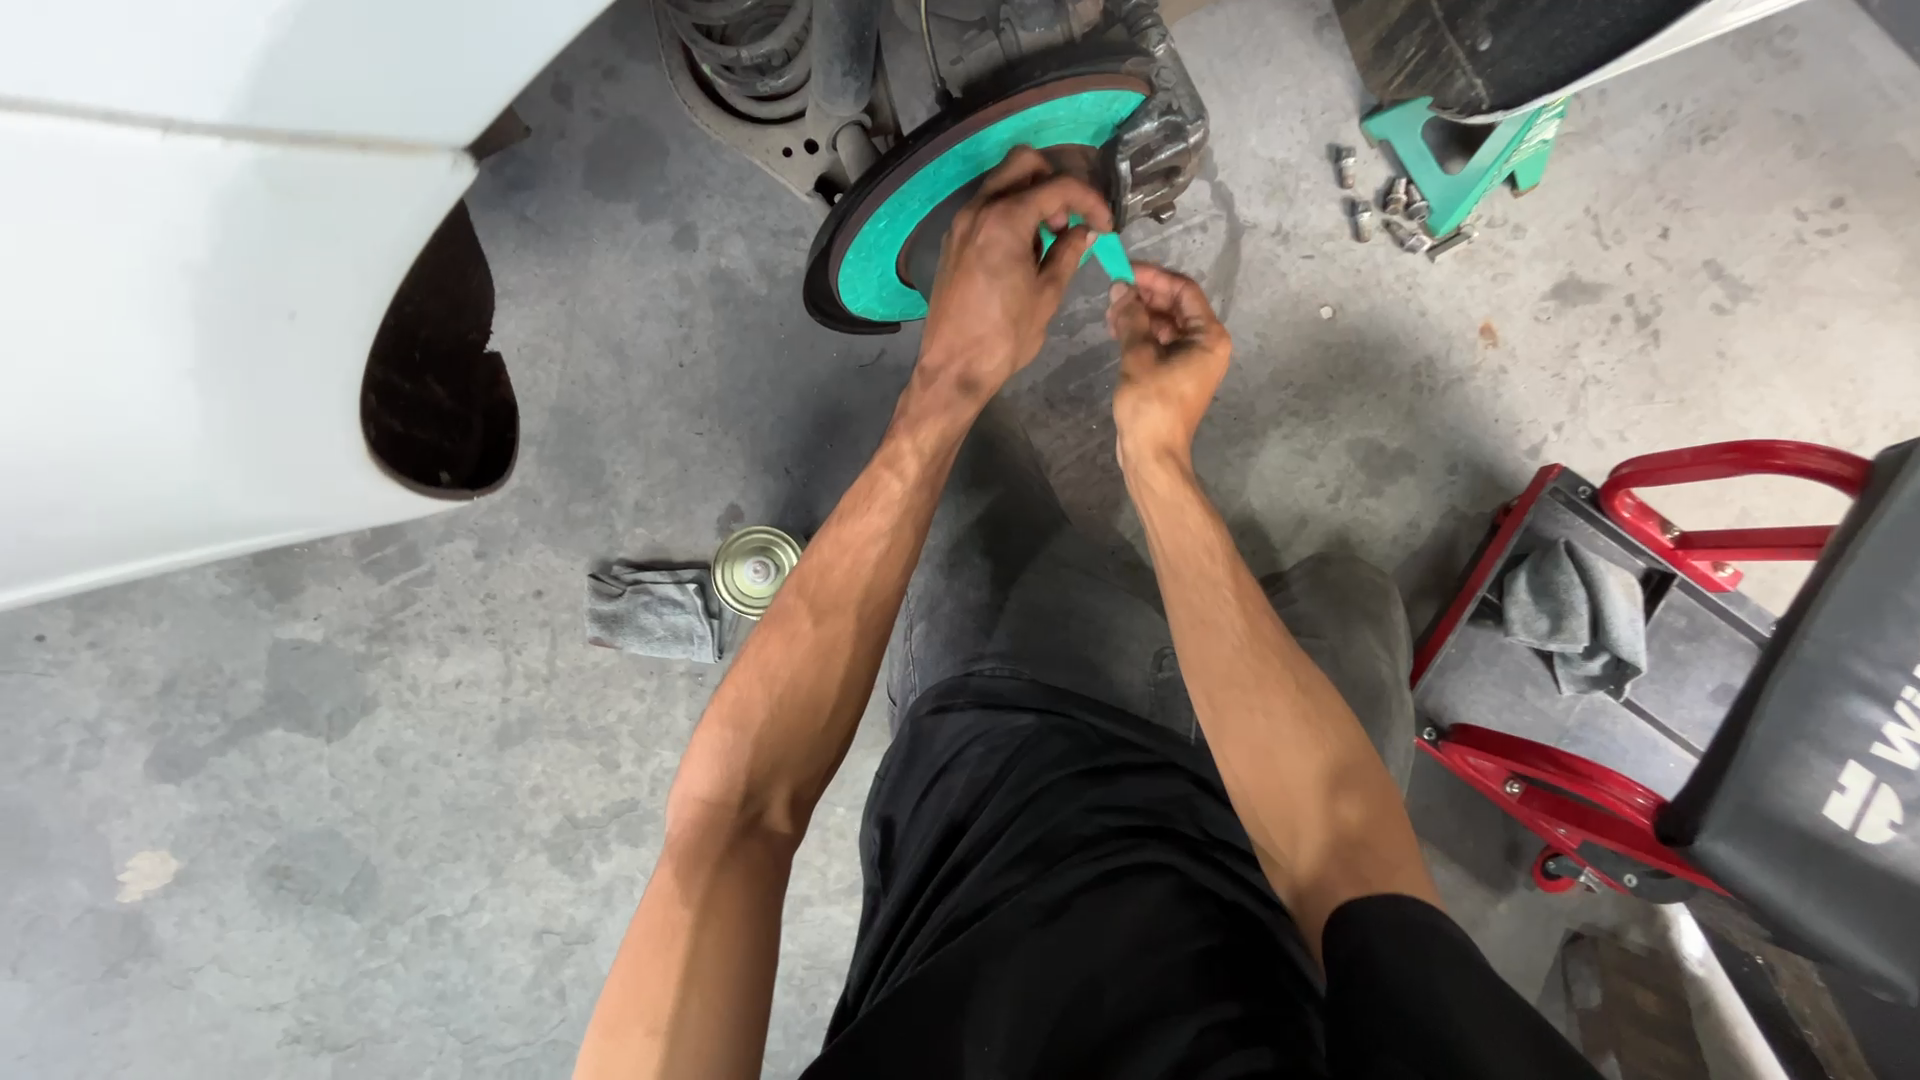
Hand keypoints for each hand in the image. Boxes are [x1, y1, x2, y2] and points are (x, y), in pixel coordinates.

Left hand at [916, 146, 1113, 406]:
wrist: (954, 368)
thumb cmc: (1004, 337)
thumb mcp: (1046, 295)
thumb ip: (1068, 254)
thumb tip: (1084, 232)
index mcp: (1004, 220)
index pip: (1058, 187)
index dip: (1090, 201)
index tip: (1105, 224)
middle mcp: (978, 210)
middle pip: (1022, 163)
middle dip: (1054, 183)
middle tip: (1067, 223)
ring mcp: (960, 224)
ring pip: (1001, 184)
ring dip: (1031, 198)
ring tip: (1047, 241)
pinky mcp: (953, 242)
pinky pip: (985, 208)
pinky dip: (1009, 214)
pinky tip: (1022, 251)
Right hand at [1107, 264, 1231, 472]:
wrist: (1152, 454)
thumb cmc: (1151, 405)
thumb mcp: (1138, 357)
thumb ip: (1131, 318)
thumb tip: (1121, 288)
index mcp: (1209, 337)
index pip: (1184, 291)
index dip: (1154, 278)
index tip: (1124, 271)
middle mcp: (1206, 345)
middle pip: (1175, 307)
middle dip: (1144, 297)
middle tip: (1113, 294)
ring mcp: (1191, 361)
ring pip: (1165, 325)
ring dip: (1139, 315)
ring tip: (1110, 314)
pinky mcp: (1175, 374)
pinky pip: (1160, 343)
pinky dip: (1140, 334)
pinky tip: (1117, 330)